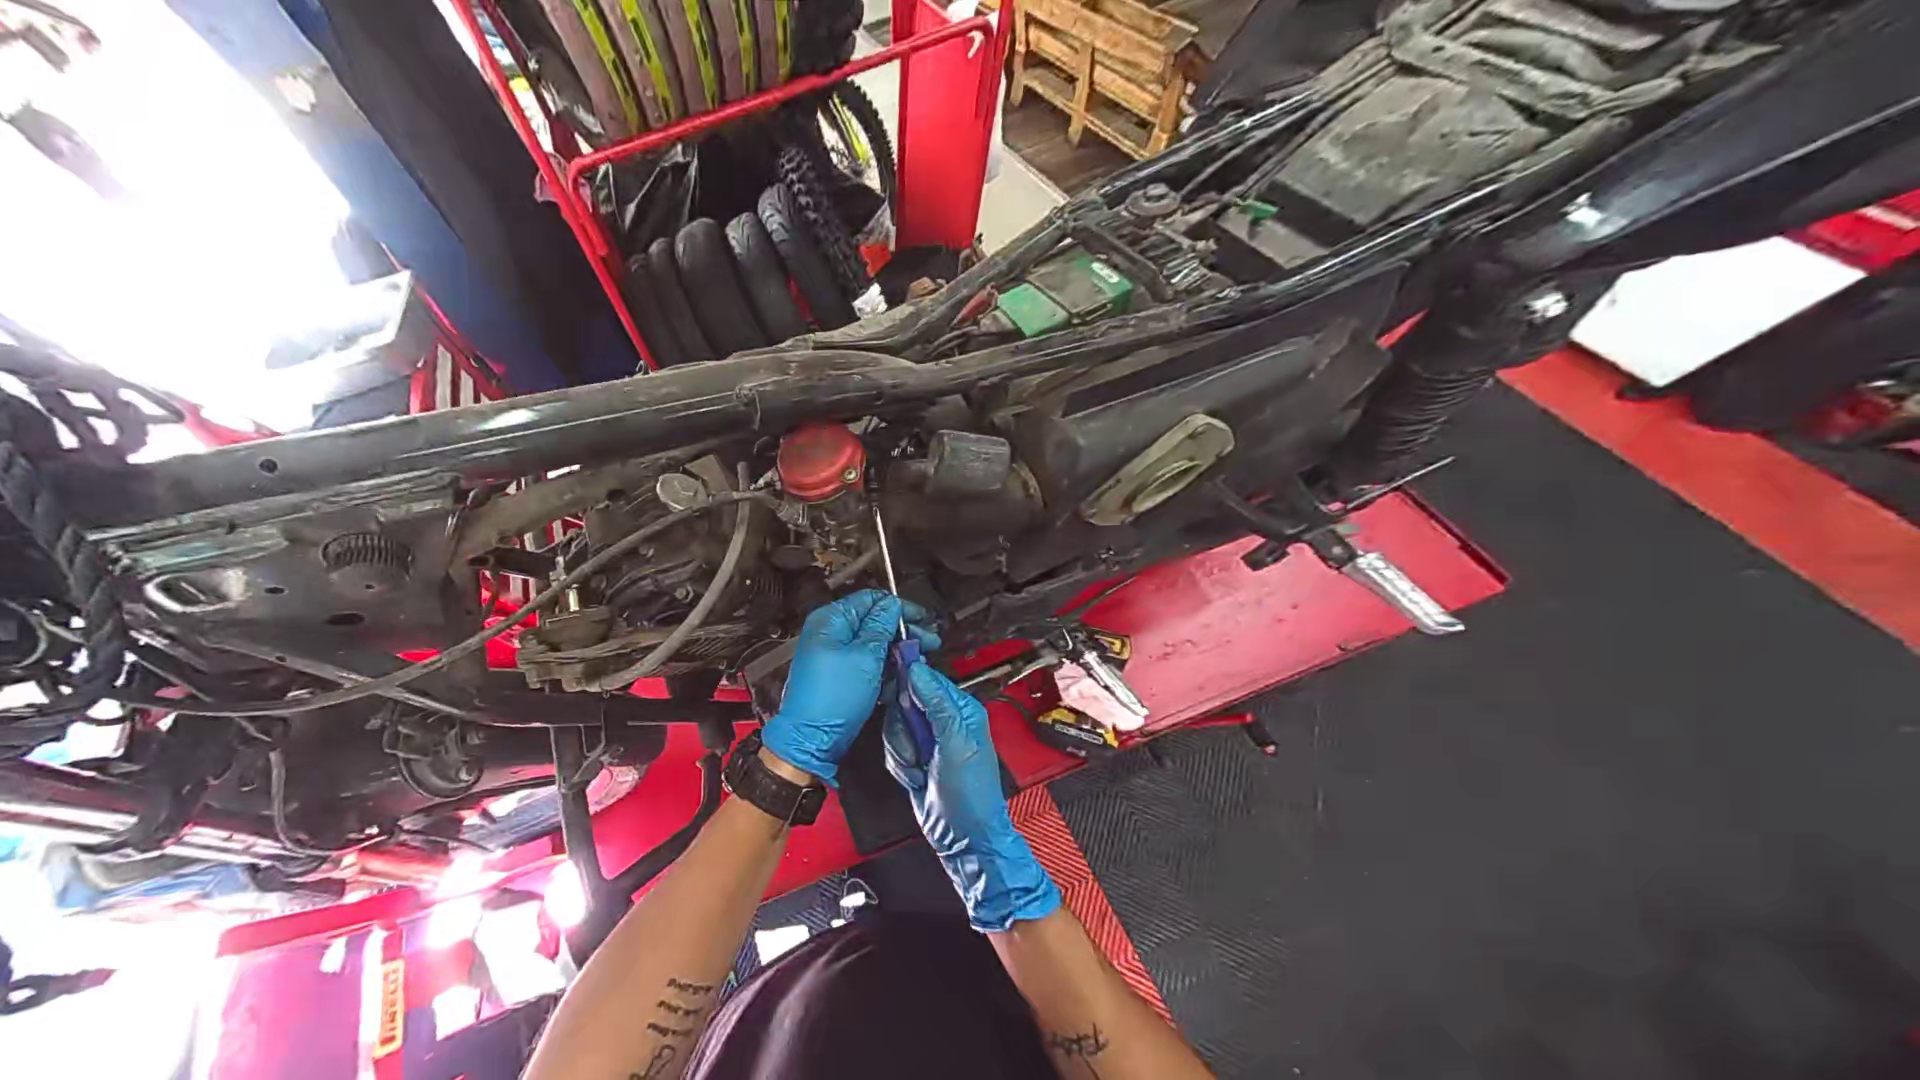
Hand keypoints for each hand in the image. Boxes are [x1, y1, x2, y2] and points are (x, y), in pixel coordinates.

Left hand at [762, 590, 937, 786]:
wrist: (811, 741)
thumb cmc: (835, 696)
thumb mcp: (865, 656)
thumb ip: (882, 625)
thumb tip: (893, 604)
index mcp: (831, 620)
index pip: (871, 599)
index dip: (900, 607)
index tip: (924, 619)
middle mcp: (831, 633)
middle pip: (874, 621)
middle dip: (903, 632)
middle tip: (930, 643)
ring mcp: (835, 655)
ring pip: (874, 644)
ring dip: (898, 652)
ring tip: (919, 662)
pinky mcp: (841, 676)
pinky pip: (868, 664)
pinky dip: (886, 669)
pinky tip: (903, 677)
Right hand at [883, 662, 1061, 931]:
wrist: (964, 838)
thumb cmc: (972, 795)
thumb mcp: (956, 746)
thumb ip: (937, 705)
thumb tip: (918, 670)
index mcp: (961, 709)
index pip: (927, 678)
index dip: (909, 686)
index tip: (901, 701)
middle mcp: (944, 720)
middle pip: (904, 703)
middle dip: (904, 730)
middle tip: (918, 748)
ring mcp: (928, 739)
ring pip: (895, 728)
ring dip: (902, 752)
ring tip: (921, 769)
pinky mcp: (914, 757)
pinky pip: (892, 749)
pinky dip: (900, 767)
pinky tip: (917, 779)